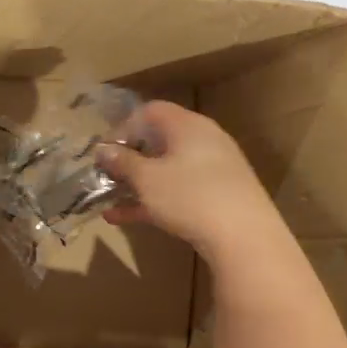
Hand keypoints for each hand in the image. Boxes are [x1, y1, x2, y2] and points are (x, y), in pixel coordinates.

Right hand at [96, 100, 285, 262]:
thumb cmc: (189, 196)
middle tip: (107, 175)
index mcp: (188, 126)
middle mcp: (203, 140)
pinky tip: (122, 217)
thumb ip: (122, 161)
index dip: (123, 127)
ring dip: (136, 181)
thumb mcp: (146, 178)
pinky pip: (176, 189)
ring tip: (109, 198)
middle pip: (158, 140)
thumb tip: (103, 149)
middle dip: (128, 158)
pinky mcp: (215, 194)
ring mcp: (212, 168)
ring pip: (166, 168)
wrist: (244, 236)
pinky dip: (151, 198)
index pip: (150, 111)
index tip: (106, 151)